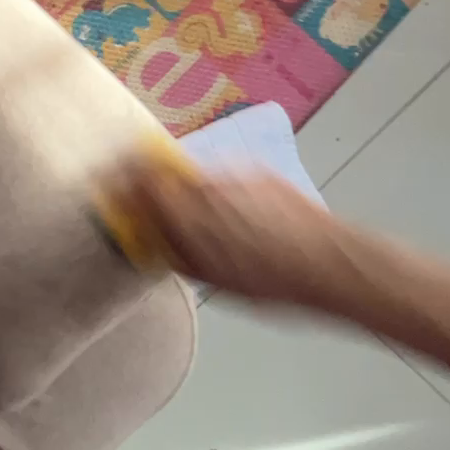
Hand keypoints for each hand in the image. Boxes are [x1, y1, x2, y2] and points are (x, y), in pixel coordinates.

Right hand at [127, 166, 361, 306]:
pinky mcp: (257, 171)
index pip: (131, 179)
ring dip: (181, 186)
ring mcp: (230, 173)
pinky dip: (217, 190)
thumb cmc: (273, 281)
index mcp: (182, 210)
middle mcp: (200, 183)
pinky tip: (235, 214)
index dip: (115, 181)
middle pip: (155, 168)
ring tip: (196, 212)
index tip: (108, 189)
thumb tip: (145, 240)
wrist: (340, 265)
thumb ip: (173, 252)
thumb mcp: (212, 278)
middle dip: (143, 180)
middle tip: (142, 197)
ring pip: (189, 173)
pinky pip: (222, 176)